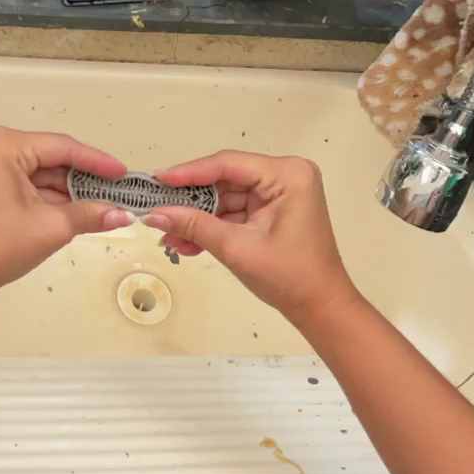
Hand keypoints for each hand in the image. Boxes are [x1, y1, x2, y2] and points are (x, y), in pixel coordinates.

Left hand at [0, 127, 132, 298]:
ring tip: (104, 202)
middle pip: (49, 157)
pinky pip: (24, 182)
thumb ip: (91, 214)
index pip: (61, 147)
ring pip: (38, 171)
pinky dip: (48, 196)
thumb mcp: (51, 227)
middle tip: (117, 190)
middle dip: (83, 178)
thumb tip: (124, 214)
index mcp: (3, 145)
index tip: (123, 172)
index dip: (97, 161)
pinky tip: (77, 207)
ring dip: (67, 189)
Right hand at [147, 151, 356, 324]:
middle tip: (156, 207)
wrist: (320, 309)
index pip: (228, 164)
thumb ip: (194, 225)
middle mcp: (284, 176)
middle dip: (190, 200)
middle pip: (224, 179)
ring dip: (197, 218)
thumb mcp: (236, 248)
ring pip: (224, 197)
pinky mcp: (271, 210)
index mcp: (287, 175)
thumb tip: (153, 214)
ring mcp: (278, 193)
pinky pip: (233, 212)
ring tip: (166, 233)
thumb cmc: (288, 276)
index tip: (157, 179)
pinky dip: (212, 227)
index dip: (189, 172)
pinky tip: (185, 242)